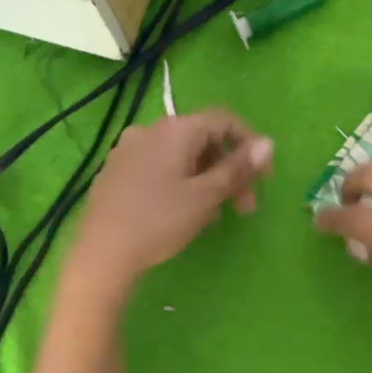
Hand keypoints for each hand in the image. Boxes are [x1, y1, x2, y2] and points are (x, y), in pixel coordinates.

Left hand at [69, 110, 273, 286]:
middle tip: (243, 207)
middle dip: (228, 170)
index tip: (263, 178)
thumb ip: (238, 168)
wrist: (103, 251)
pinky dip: (181, 184)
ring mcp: (129, 150)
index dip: (250, 145)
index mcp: (176, 129)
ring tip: (213, 216)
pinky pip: (159, 168)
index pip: (224, 120)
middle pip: (202, 139)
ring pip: (181, 156)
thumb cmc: (160, 221)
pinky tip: (182, 213)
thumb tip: (268, 143)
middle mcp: (150, 129)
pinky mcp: (116, 171)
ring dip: (206, 180)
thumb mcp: (206, 197)